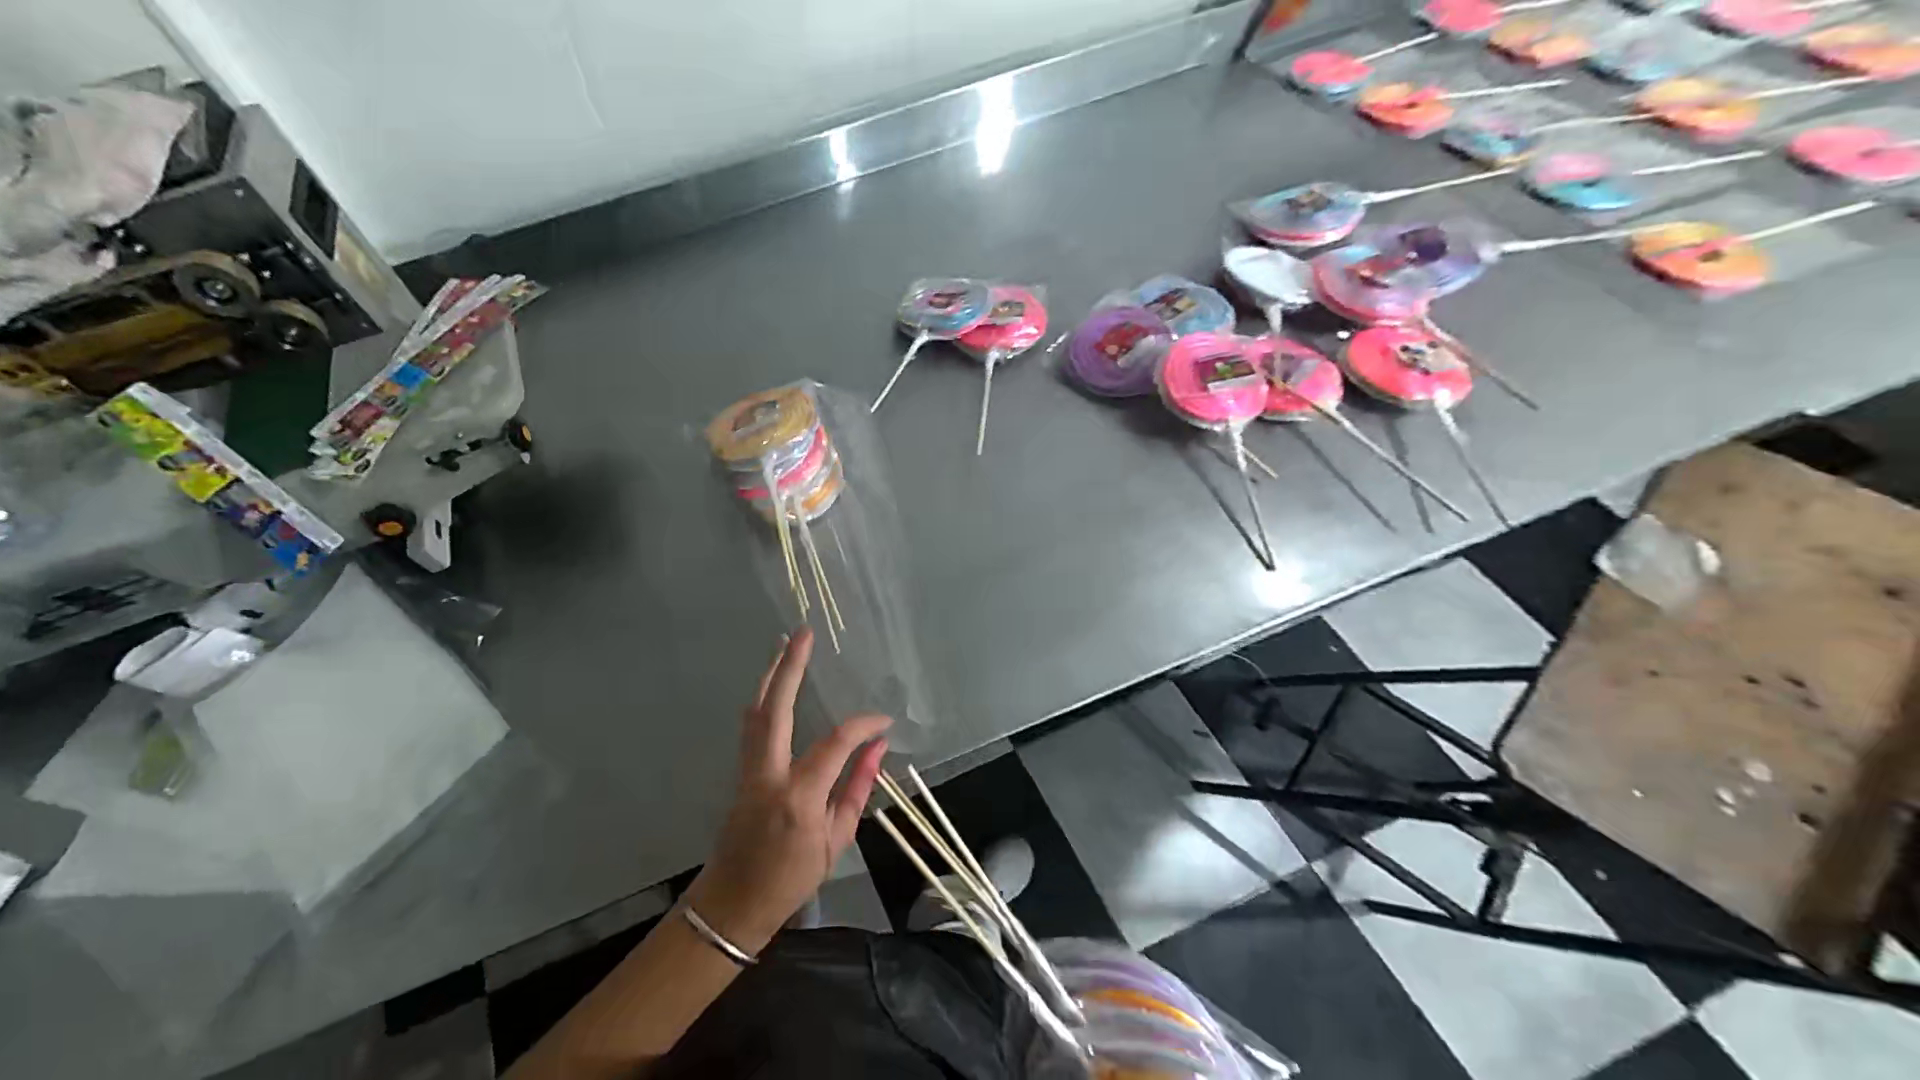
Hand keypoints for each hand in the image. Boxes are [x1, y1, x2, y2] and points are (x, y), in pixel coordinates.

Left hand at [683, 628, 890, 951]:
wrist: (732, 903)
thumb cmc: (790, 879)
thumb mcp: (836, 841)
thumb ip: (857, 789)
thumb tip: (877, 746)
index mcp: (800, 797)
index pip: (836, 743)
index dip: (863, 724)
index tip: (883, 720)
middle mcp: (769, 775)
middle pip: (775, 710)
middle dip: (789, 668)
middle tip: (802, 634)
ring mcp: (748, 771)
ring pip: (756, 713)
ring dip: (771, 677)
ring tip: (786, 646)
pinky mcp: (741, 772)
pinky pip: (752, 727)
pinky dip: (765, 699)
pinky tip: (774, 685)